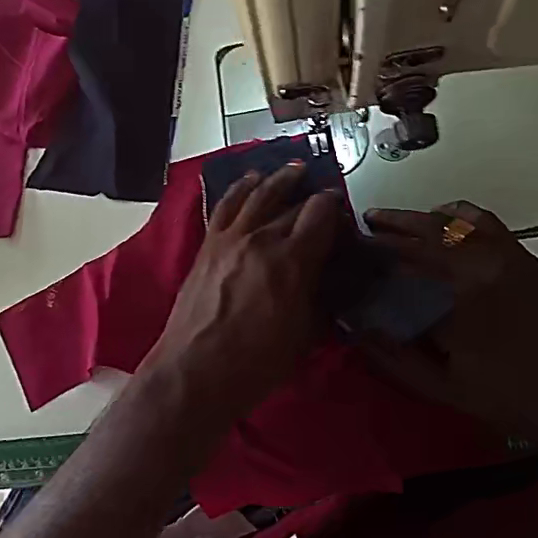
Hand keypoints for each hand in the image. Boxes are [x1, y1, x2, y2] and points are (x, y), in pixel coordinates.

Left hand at [138, 162, 341, 426]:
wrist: (196, 369)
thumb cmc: (256, 362)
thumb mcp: (304, 334)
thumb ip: (318, 298)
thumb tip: (325, 279)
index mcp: (292, 261)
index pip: (320, 215)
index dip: (334, 206)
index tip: (341, 207)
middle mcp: (261, 239)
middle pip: (292, 205)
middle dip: (311, 197)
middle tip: (322, 194)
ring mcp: (230, 238)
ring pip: (258, 195)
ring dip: (278, 179)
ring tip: (292, 168)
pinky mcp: (208, 244)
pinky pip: (226, 204)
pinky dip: (240, 188)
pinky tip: (249, 180)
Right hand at [363, 204, 537, 477]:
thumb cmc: (509, 399)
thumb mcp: (442, 388)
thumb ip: (393, 357)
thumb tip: (356, 328)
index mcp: (456, 298)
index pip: (403, 261)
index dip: (373, 250)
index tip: (351, 248)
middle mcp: (481, 266)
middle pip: (425, 232)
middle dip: (390, 225)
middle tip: (364, 225)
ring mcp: (507, 256)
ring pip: (453, 221)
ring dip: (418, 217)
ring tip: (394, 220)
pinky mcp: (524, 257)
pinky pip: (485, 222)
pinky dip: (458, 215)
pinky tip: (444, 219)